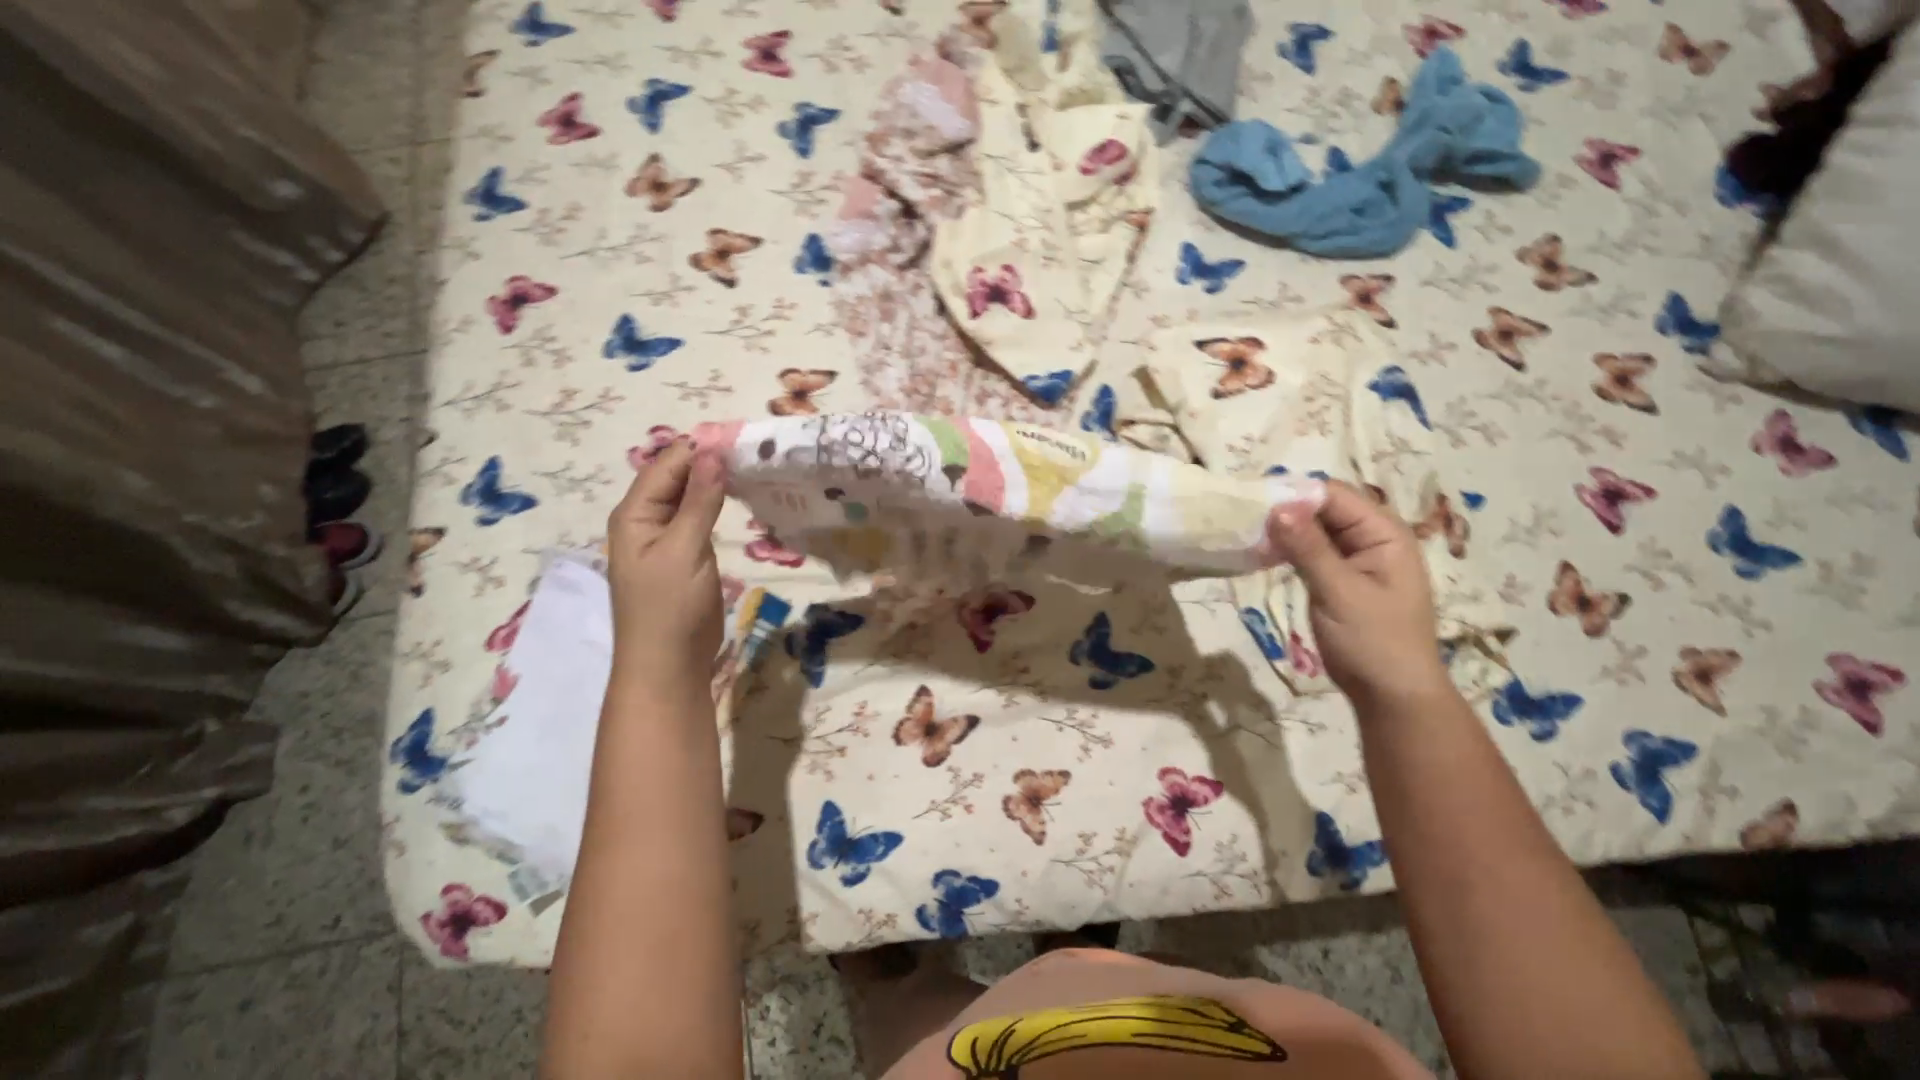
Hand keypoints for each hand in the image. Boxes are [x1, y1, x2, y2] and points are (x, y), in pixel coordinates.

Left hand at [605, 439, 727, 682]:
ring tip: (751, 466)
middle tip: (754, 449)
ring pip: (689, 497)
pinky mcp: (683, 557)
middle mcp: (645, 520)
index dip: (700, 448)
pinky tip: (739, 497)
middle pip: (677, 477)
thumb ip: (700, 500)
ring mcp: (664, 539)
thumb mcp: (685, 549)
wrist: (667, 666)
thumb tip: (714, 452)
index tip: (742, 436)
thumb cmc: (669, 607)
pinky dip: (716, 506)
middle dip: (709, 461)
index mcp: (634, 513)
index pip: (668, 465)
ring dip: (715, 482)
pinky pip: (698, 519)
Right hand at [1265, 482, 1447, 706]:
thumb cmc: (1374, 643)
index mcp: (1385, 532)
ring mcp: (1358, 559)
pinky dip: (1290, 550)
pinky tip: (1263, 554)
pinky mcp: (1341, 578)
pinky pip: (1313, 551)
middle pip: (1324, 508)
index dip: (1295, 493)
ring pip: (1315, 530)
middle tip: (1243, 518)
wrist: (1392, 696)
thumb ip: (1308, 548)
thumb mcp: (1339, 592)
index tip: (1252, 502)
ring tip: (1247, 534)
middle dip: (1287, 510)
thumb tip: (1276, 507)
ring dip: (1286, 530)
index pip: (1335, 495)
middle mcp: (1374, 537)